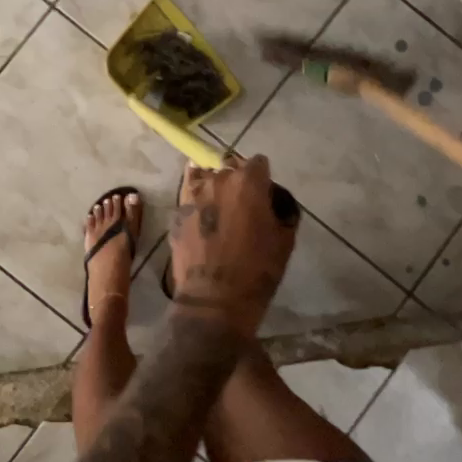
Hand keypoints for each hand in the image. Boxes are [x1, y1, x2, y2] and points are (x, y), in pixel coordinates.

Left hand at [169, 155, 296, 337]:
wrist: (214, 299)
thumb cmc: (257, 271)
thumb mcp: (284, 240)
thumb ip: (282, 211)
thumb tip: (275, 202)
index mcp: (249, 183)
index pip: (259, 162)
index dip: (263, 176)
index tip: (264, 193)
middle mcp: (219, 179)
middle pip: (231, 167)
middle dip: (238, 180)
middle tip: (243, 203)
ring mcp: (194, 193)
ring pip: (206, 176)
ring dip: (214, 186)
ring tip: (218, 207)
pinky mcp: (177, 210)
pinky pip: (188, 193)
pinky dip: (196, 197)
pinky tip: (200, 210)